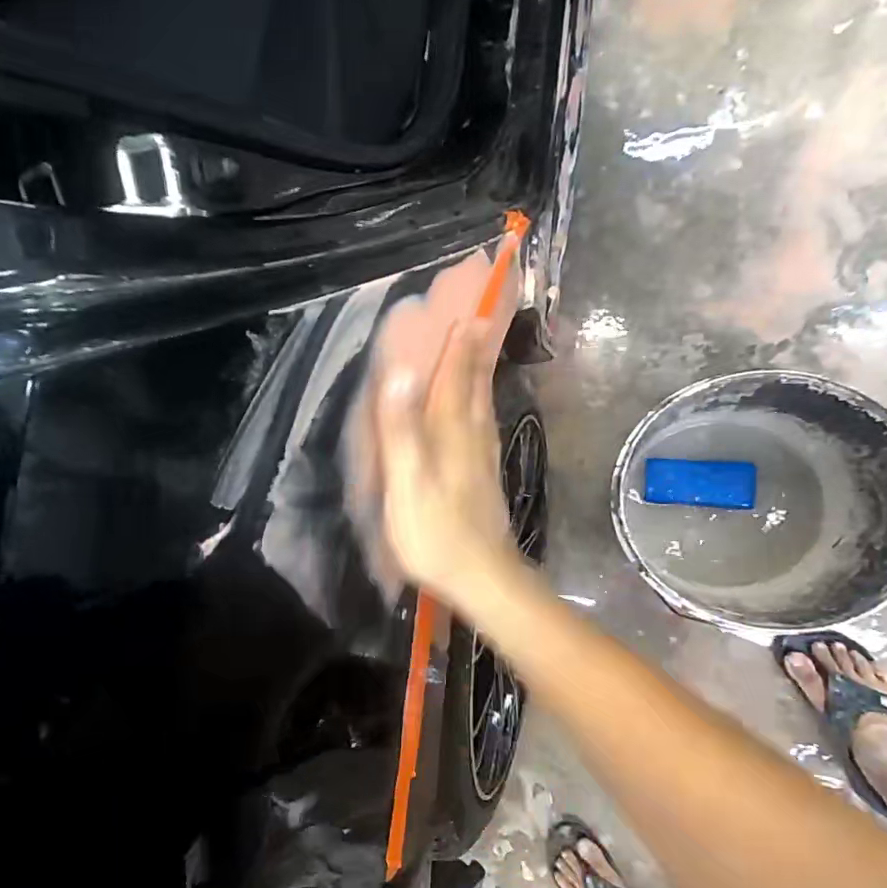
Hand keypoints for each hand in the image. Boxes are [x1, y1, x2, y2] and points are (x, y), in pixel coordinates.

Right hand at [371, 252, 524, 606]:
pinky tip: (482, 409)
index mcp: (450, 436)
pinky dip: (482, 406)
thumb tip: (401, 374)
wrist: (483, 578)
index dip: (459, 346)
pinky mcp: (485, 479)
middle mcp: (471, 440)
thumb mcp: (408, 484)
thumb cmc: (437, 535)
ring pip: (483, 406)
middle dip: (475, 351)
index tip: (468, 309)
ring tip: (481, 349)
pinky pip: (484, 428)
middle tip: (482, 316)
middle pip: (475, 387)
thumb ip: (402, 431)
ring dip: (481, 374)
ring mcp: (482, 460)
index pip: (454, 381)